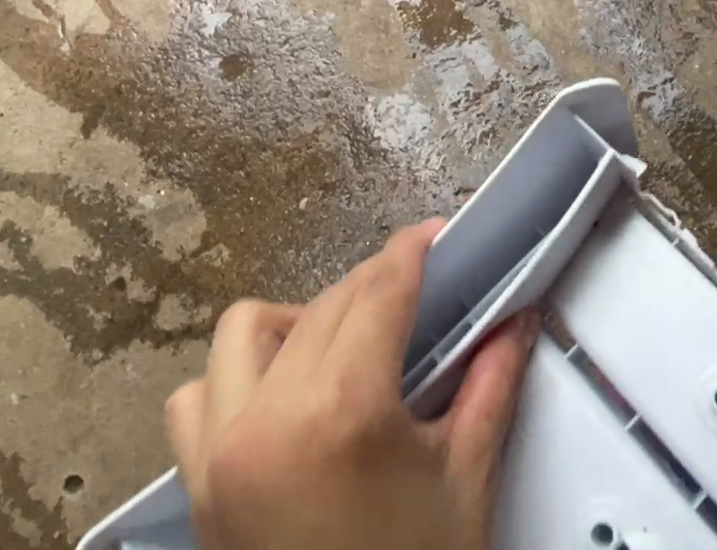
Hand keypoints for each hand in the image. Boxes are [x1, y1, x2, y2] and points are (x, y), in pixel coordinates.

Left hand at [165, 220, 537, 549]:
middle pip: (326, 303)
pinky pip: (197, 395)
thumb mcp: (466, 475)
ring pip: (245, 330)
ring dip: (298, 319)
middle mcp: (267, 417)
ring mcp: (219, 450)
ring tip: (345, 346)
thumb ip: (493, 382)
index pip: (379, 294)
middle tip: (418, 291)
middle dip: (375, 282)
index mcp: (342, 411)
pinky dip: (236, 376)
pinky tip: (282, 396)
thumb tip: (519, 319)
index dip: (410, 253)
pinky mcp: (197, 483)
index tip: (434, 234)